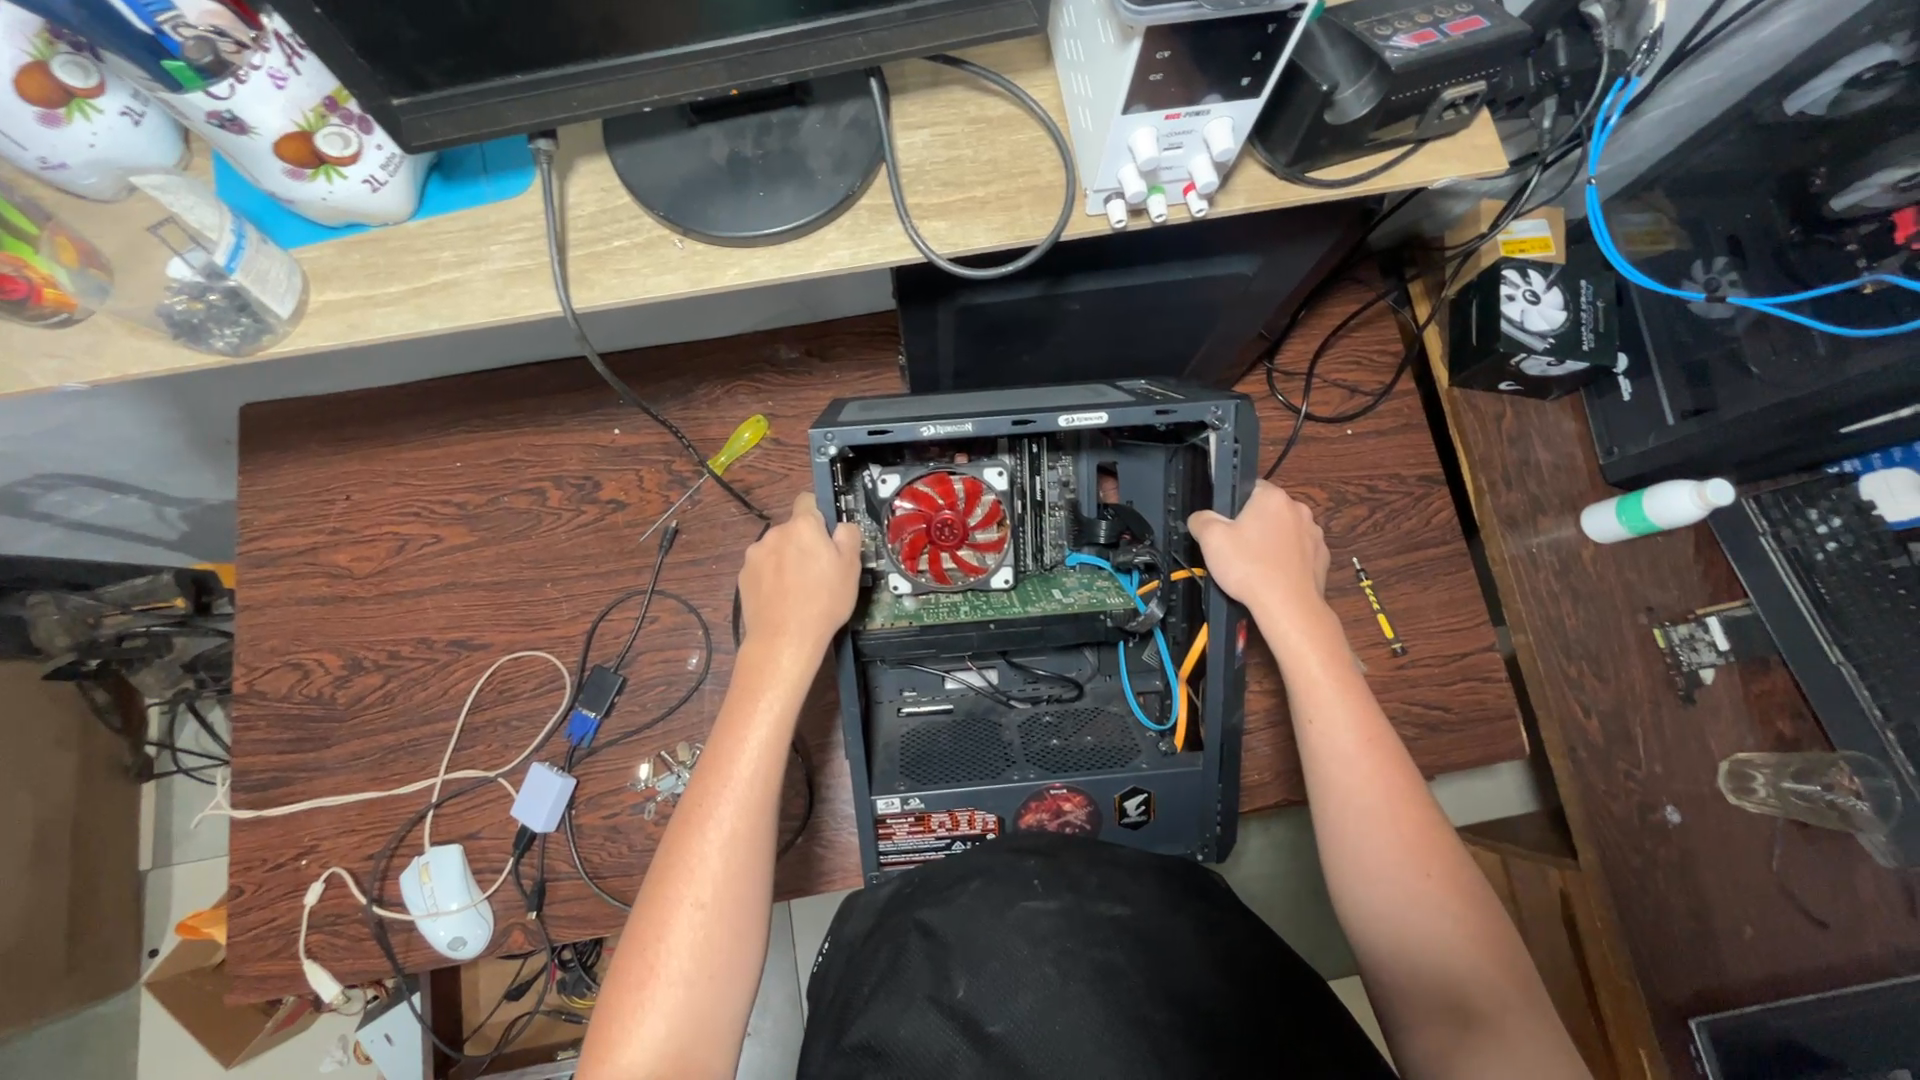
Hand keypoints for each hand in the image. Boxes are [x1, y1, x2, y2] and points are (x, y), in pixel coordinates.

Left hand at [738, 492, 862, 656]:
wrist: (784, 638)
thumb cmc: (824, 601)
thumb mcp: (852, 567)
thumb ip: (849, 536)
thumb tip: (842, 527)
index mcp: (803, 526)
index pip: (807, 500)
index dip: (818, 513)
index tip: (826, 534)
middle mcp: (775, 533)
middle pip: (792, 530)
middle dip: (804, 543)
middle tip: (819, 571)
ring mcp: (755, 555)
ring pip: (776, 550)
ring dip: (786, 560)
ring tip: (799, 589)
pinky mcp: (743, 576)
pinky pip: (763, 569)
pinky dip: (771, 577)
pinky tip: (782, 598)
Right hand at [1188, 480, 1329, 619]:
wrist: (1288, 606)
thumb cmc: (1248, 567)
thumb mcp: (1210, 539)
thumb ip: (1201, 519)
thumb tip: (1201, 517)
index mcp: (1272, 496)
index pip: (1250, 487)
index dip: (1234, 505)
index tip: (1225, 525)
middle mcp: (1299, 509)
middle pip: (1268, 511)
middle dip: (1253, 524)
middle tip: (1235, 548)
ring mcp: (1314, 534)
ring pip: (1285, 532)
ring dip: (1272, 542)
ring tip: (1255, 566)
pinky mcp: (1322, 557)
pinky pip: (1299, 553)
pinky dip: (1287, 560)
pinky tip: (1274, 576)